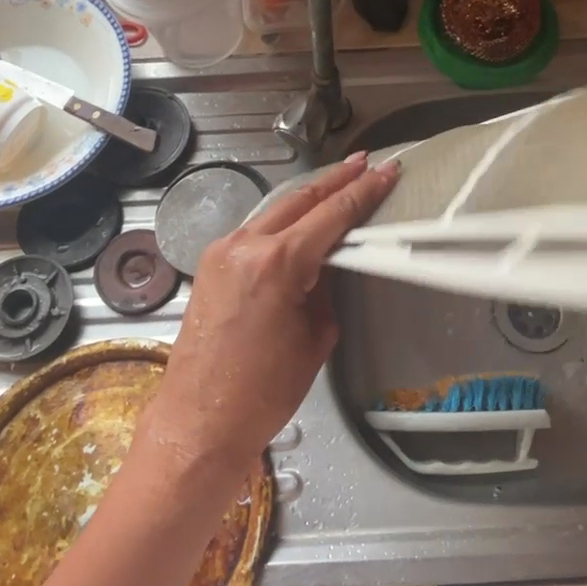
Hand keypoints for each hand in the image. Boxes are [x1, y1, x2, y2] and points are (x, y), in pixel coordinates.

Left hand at [144, 151, 400, 476]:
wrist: (200, 422)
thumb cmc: (263, 392)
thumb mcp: (313, 338)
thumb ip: (324, 290)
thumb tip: (326, 266)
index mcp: (277, 263)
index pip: (331, 214)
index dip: (363, 191)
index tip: (386, 171)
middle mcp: (244, 246)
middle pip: (299, 199)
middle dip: (335, 179)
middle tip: (364, 163)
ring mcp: (221, 253)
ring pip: (274, 210)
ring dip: (308, 197)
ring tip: (339, 182)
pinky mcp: (210, 266)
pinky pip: (254, 231)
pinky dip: (282, 221)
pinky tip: (301, 220)